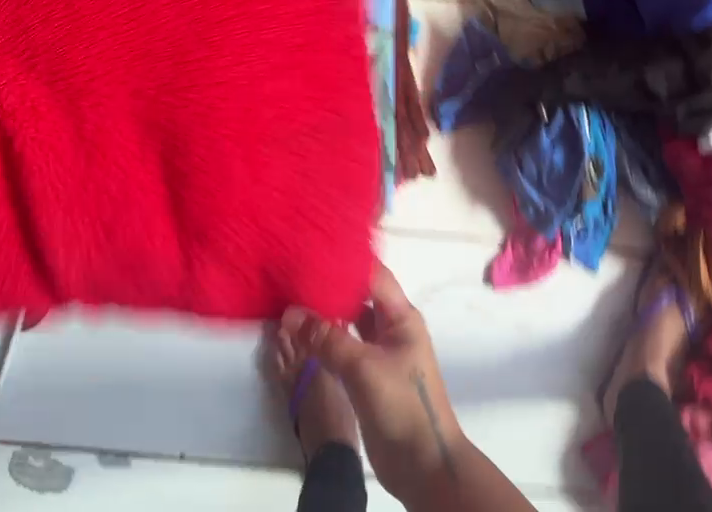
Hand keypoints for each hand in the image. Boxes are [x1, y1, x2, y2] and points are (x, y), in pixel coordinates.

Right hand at [290, 264, 465, 497]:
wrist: (422, 463)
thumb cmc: (402, 404)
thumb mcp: (363, 366)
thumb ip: (326, 338)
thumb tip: (290, 313)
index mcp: (401, 317)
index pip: (374, 275)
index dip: (348, 261)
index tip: (315, 248)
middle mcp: (392, 329)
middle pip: (359, 298)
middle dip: (330, 288)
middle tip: (295, 274)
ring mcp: (380, 353)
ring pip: (349, 324)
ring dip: (325, 316)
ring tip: (291, 300)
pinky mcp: (368, 377)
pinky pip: (344, 349)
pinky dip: (324, 341)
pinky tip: (300, 336)